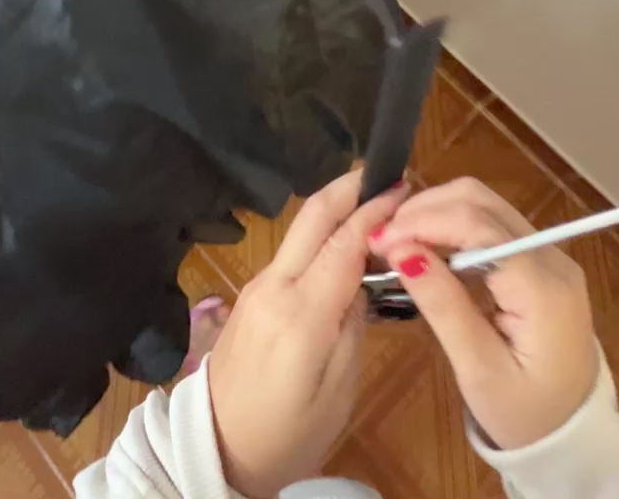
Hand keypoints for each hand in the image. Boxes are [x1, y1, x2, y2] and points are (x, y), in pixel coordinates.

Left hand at [207, 169, 405, 497]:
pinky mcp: (251, 291)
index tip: (403, 187)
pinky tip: (344, 241)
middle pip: (312, 217)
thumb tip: (363, 282)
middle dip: (349, 187)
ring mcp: (258, 284)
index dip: (375, 211)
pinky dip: (321, 234)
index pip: (343, 243)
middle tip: (386, 174)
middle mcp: (275, 285)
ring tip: (374, 203)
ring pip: (300, 229)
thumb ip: (353, 327)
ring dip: (336, 207)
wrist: (216, 445)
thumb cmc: (288, 434)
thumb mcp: (338, 392)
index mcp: (301, 314)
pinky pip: (292, 251)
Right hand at [369, 178, 599, 450]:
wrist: (575, 435)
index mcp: (542, 287)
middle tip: (382, 238)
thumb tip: (400, 251)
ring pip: (481, 202)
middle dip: (424, 209)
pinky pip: (487, 220)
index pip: (475, 225)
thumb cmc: (525, 414)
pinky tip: (424, 246)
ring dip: (434, 211)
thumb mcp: (479, 369)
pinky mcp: (536, 257)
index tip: (378, 240)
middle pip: (478, 200)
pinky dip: (449, 222)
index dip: (422, 222)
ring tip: (397, 240)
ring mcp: (547, 252)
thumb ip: (442, 305)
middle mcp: (550, 256)